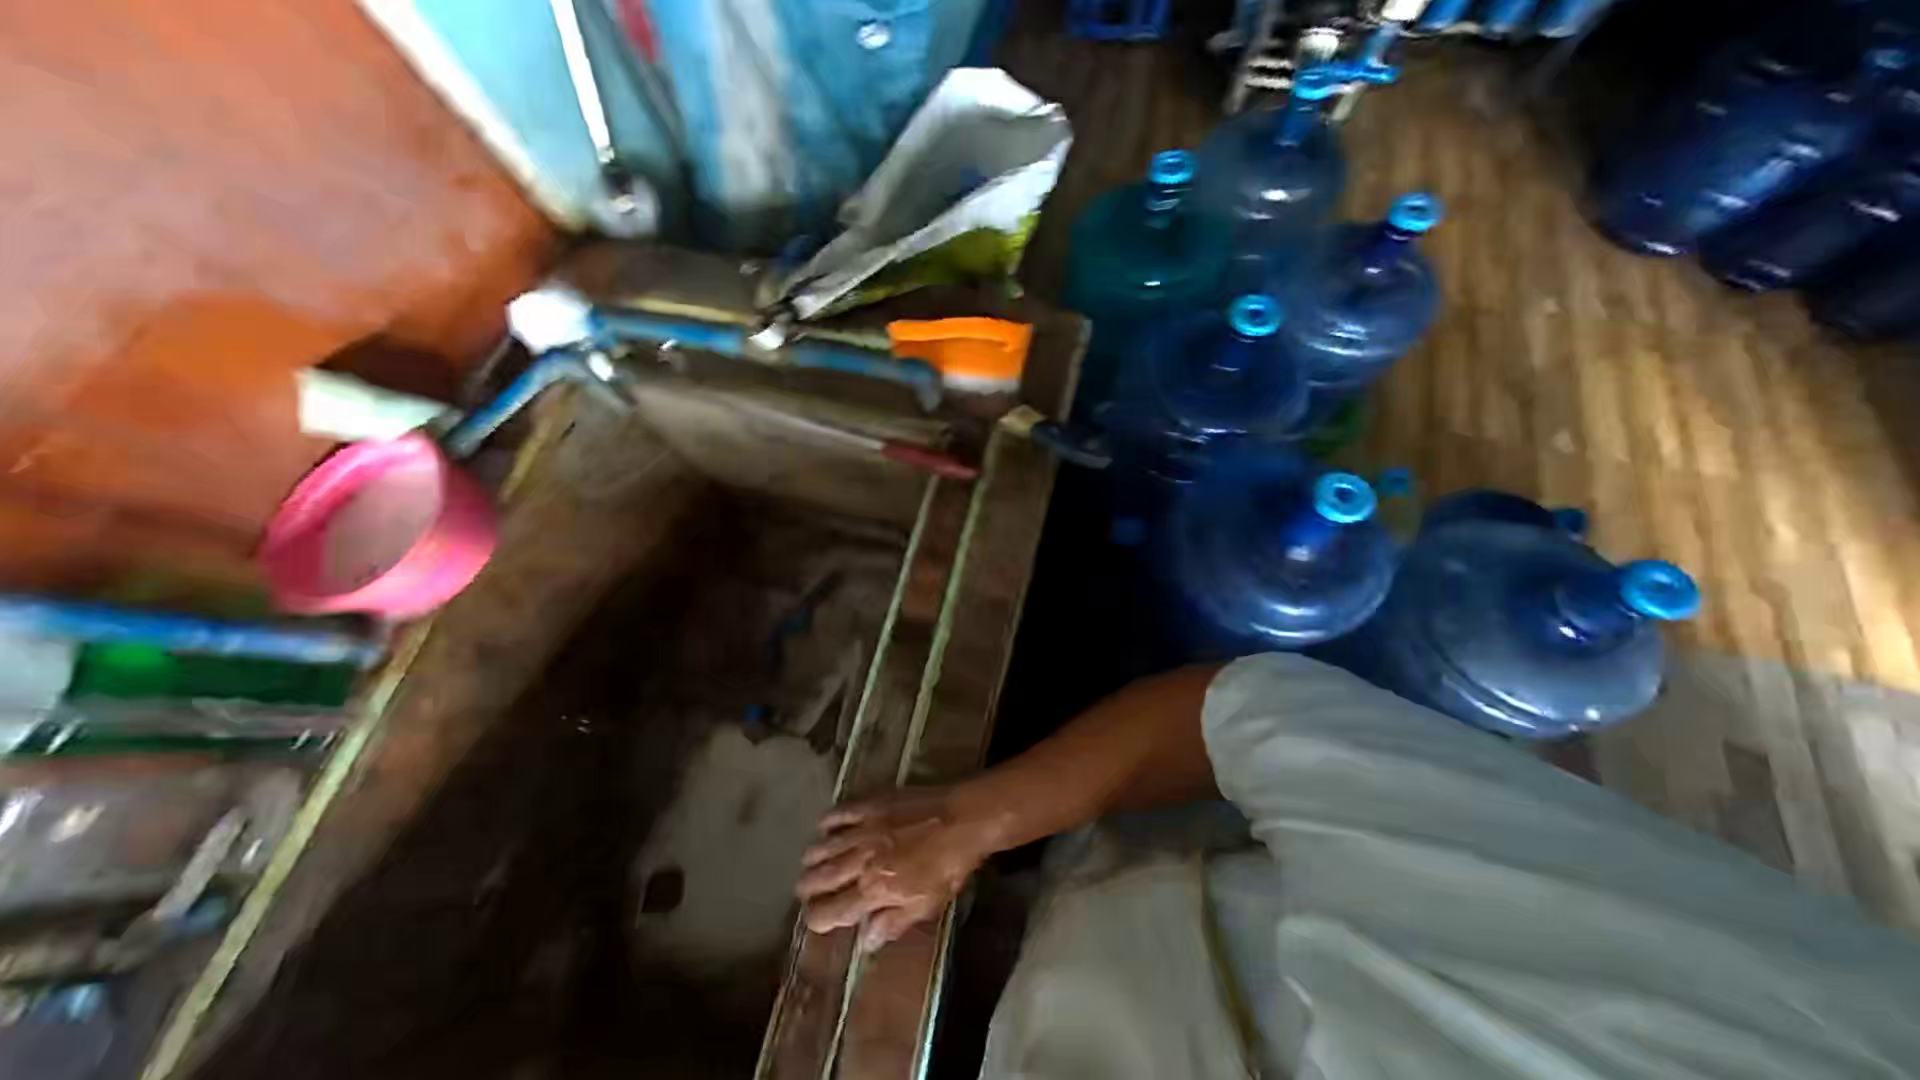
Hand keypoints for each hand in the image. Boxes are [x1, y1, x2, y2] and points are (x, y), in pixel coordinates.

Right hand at [795, 788, 993, 950]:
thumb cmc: (949, 866)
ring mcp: (862, 830)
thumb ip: (894, 922)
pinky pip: (838, 813)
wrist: (962, 818)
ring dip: (813, 858)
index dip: (817, 918)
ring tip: (811, 863)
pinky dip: (827, 822)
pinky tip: (826, 827)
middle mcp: (860, 862)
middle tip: (805, 891)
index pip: (830, 912)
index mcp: (873, 891)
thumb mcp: (928, 904)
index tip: (815, 919)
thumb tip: (866, 941)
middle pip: (819, 879)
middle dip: (808, 888)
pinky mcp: (870, 804)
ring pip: (822, 847)